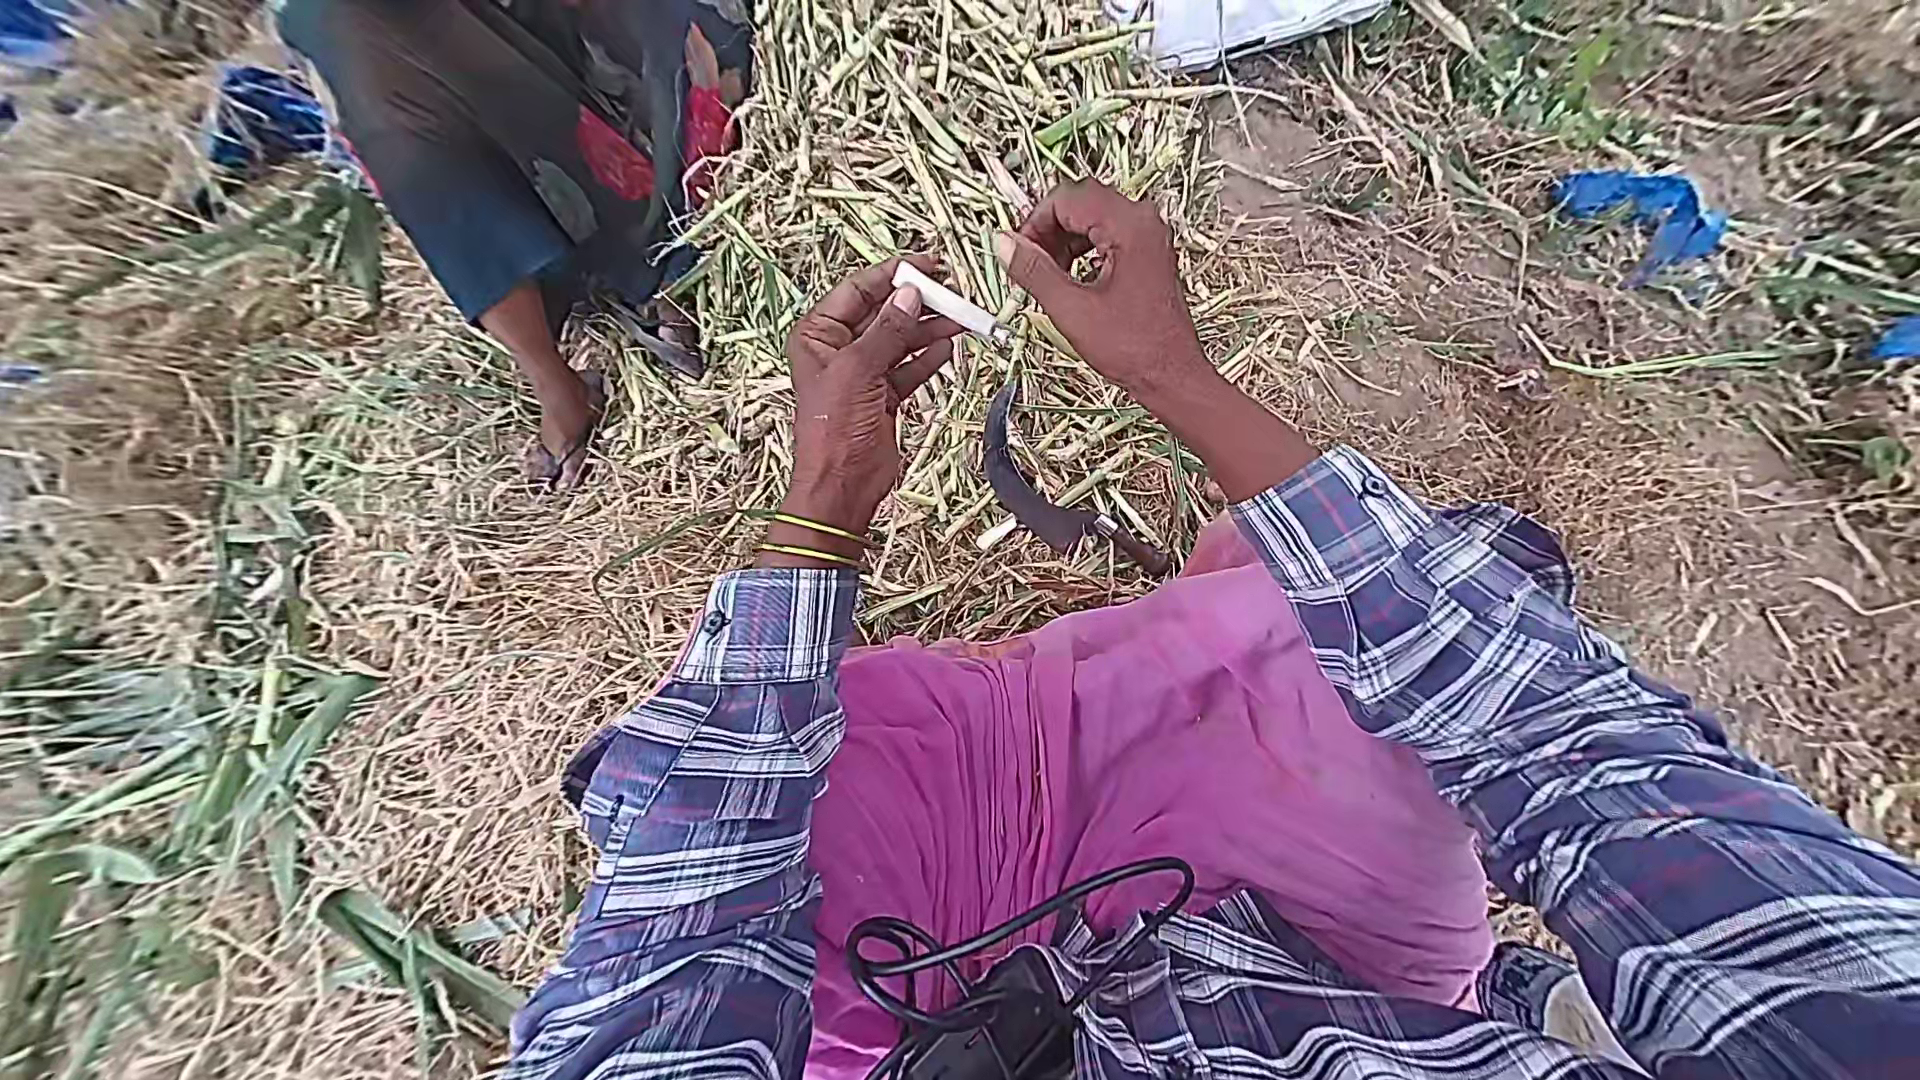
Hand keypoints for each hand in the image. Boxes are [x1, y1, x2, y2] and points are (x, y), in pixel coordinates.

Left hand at [762, 256, 959, 567]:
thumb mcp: (858, 371)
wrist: (842, 485)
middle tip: (951, 294)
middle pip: (884, 315)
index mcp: (819, 336)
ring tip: (960, 320)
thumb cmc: (833, 432)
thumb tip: (910, 295)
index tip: (926, 265)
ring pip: (901, 341)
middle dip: (918, 305)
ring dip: (929, 330)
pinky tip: (946, 347)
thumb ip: (886, 332)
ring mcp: (863, 375)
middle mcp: (839, 351)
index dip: (892, 276)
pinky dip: (927, 359)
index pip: (858, 291)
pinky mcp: (884, 397)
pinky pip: (909, 369)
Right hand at [997, 181, 1320, 500]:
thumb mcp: (1071, 309)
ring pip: (1092, 221)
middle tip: (1028, 264)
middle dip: (1048, 232)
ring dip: (1063, 244)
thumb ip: (1034, 271)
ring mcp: (1148, 239)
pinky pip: (1106, 240)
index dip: (1035, 222)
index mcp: (1128, 225)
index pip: (1068, 198)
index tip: (1018, 250)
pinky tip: (1069, 284)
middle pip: (1081, 204)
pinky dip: (1081, 255)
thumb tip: (1004, 244)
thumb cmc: (1133, 348)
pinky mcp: (1147, 257)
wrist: (1169, 374)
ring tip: (1047, 278)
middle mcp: (1143, 223)